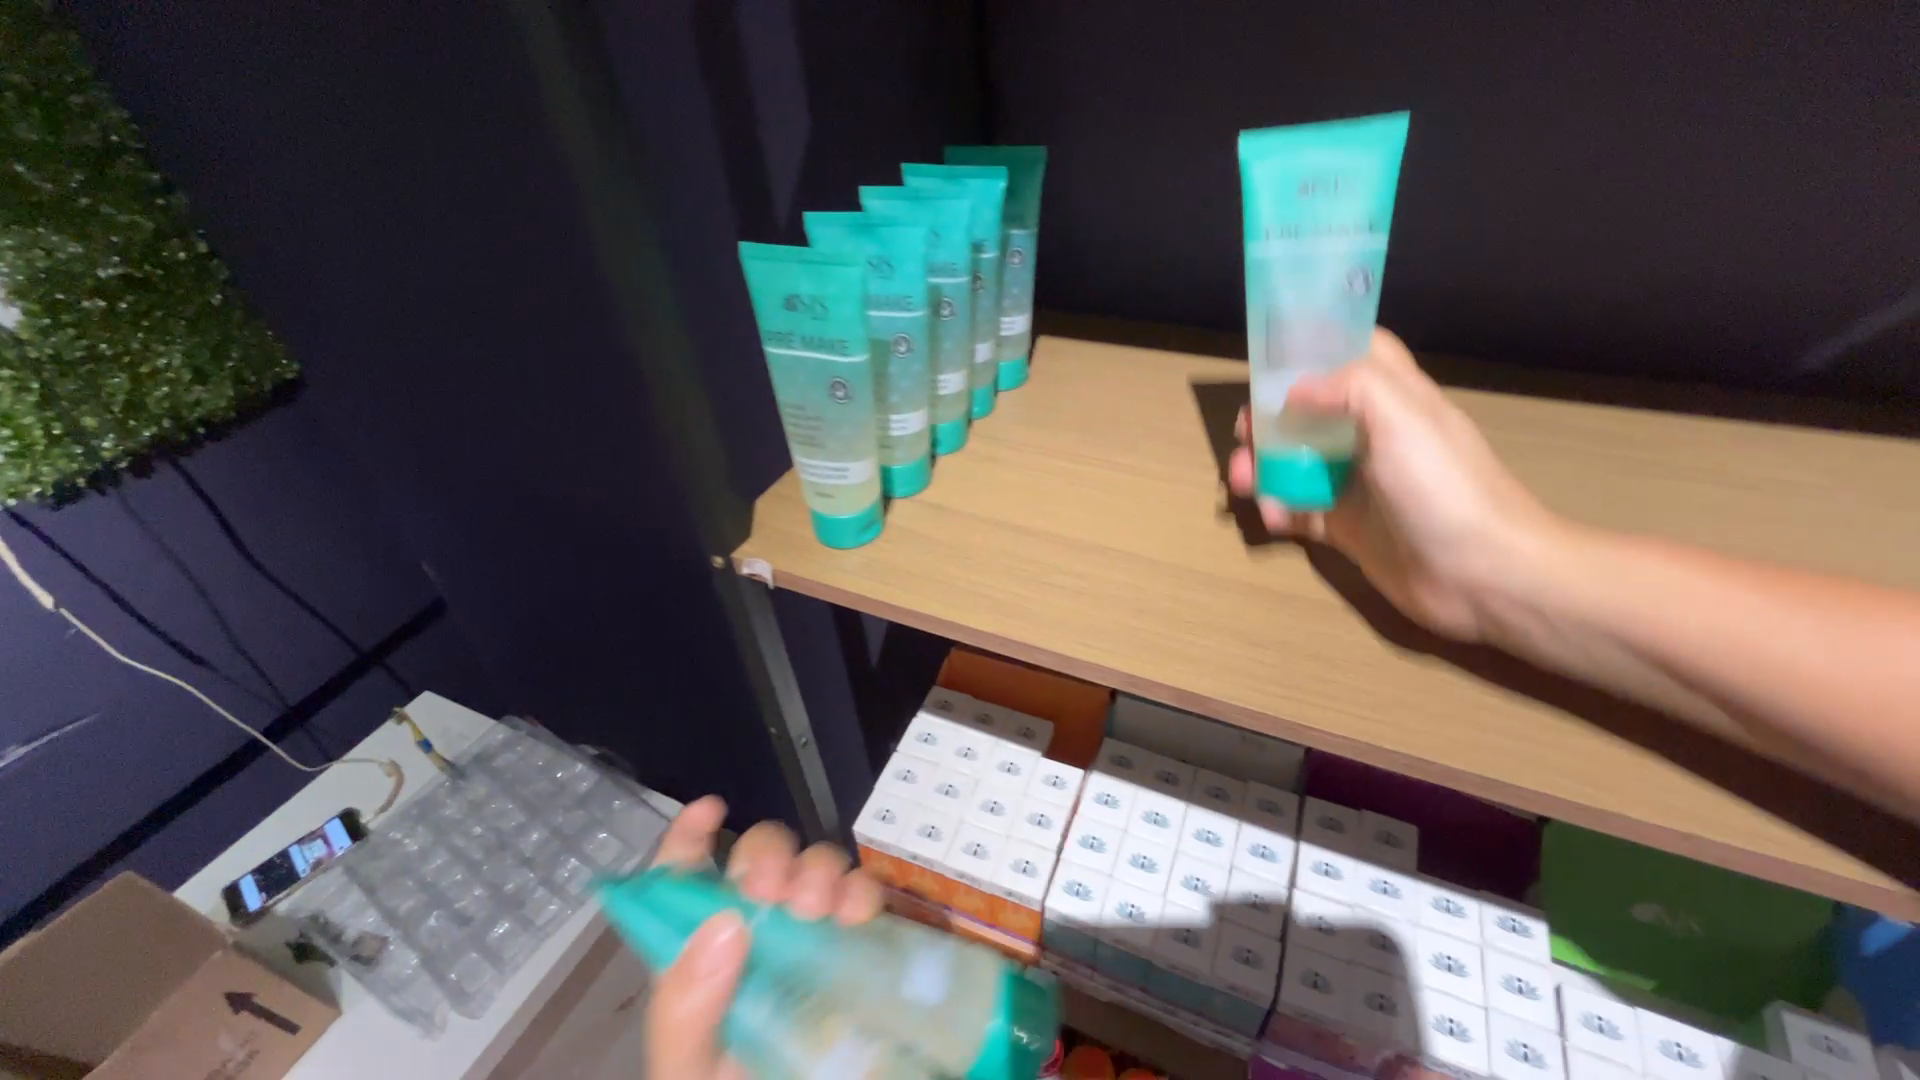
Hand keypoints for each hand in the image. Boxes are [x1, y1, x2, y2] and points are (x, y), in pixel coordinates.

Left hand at [644, 796, 883, 1079]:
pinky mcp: (860, 944)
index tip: (712, 810)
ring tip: (817, 909)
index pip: (686, 876)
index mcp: (703, 950)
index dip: (692, 836)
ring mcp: (812, 933)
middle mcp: (758, 928)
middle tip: (771, 889)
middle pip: (759, 856)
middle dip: (766, 855)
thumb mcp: (688, 1065)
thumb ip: (687, 1004)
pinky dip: (863, 893)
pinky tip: (856, 916)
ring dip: (816, 870)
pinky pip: (865, 896)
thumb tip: (727, 923)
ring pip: (815, 864)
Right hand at [1228, 328, 1553, 640]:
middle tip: (1245, 432)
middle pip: (1313, 411)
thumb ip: (1350, 387)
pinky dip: (1279, 510)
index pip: (1359, 353)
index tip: (1274, 357)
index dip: (1319, 348)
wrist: (1482, 574)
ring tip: (1242, 480)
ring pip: (1299, 462)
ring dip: (1264, 466)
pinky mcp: (1347, 527)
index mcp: (1396, 399)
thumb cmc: (1444, 486)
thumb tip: (1293, 391)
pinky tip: (1273, 517)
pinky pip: (1300, 511)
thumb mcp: (1402, 417)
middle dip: (1272, 417)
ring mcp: (1360, 484)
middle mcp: (1375, 436)